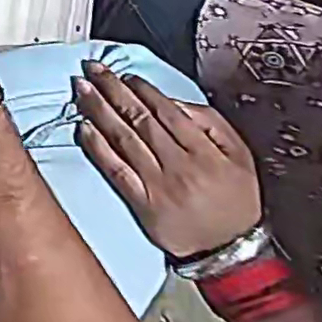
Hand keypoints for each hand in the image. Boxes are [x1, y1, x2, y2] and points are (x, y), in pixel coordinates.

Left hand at [74, 62, 261, 257]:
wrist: (232, 253)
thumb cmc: (234, 200)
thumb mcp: (238, 155)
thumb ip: (209, 122)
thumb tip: (171, 100)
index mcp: (204, 152)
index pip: (165, 110)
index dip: (141, 89)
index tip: (123, 74)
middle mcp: (179, 166)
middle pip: (139, 119)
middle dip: (112, 89)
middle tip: (93, 68)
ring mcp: (158, 186)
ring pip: (123, 139)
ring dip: (99, 110)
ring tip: (82, 88)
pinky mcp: (142, 205)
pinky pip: (116, 170)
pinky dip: (98, 147)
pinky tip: (84, 127)